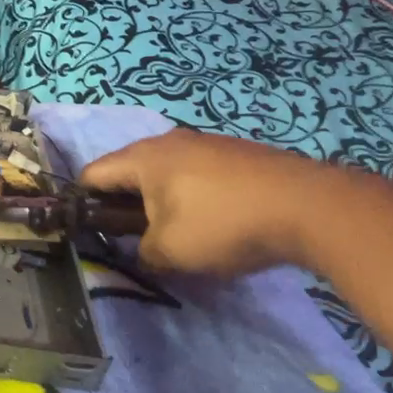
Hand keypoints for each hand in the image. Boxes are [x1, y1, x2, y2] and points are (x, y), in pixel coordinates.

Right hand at [80, 129, 348, 276]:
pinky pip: (201, 174)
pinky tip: (219, 219)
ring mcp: (208, 143)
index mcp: (142, 158)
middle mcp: (169, 141)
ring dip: (165, 198)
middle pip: (131, 171)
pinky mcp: (240, 153)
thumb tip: (146, 249)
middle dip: (127, 202)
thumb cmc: (222, 224)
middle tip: (137, 235)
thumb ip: (143, 252)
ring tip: (182, 231)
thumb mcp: (170, 251)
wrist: (308, 206)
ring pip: (169, 171)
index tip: (91, 229)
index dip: (84, 201)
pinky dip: (198, 195)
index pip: (93, 174)